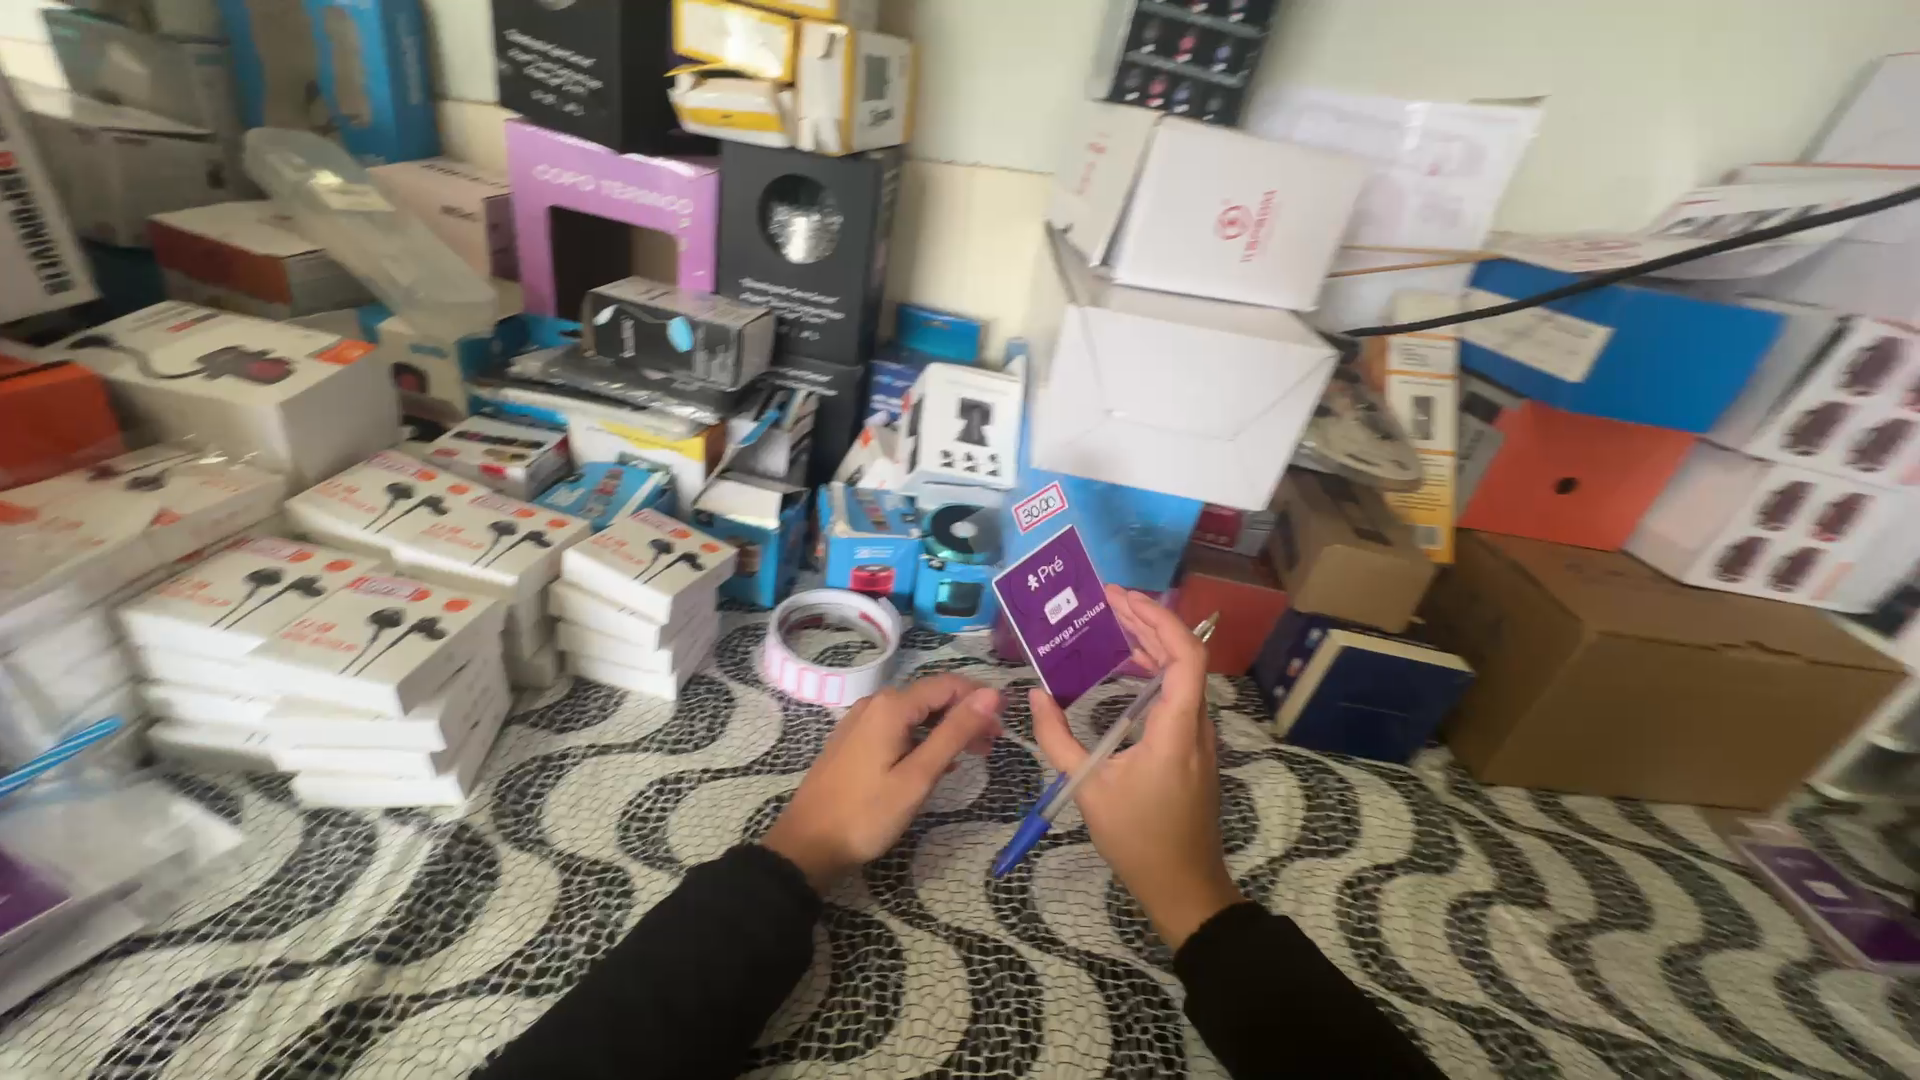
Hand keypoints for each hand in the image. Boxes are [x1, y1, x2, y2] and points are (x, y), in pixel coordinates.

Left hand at [764, 674, 1001, 891]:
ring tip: (971, 756)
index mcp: (891, 707)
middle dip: (965, 715)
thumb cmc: (866, 814)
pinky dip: (922, 739)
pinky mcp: (854, 740)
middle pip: (932, 697)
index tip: (1003, 725)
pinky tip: (935, 764)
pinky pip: (897, 728)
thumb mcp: (918, 776)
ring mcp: (860, 721)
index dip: (980, 699)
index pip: (948, 684)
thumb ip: (954, 733)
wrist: (806, 845)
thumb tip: (990, 694)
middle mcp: (875, 703)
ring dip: (946, 728)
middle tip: (991, 747)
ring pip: (915, 713)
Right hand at [1030, 586, 1242, 949]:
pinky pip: (1178, 693)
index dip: (1157, 620)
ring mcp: (1199, 735)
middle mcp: (1196, 724)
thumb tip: (1035, 694)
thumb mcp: (1087, 787)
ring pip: (1183, 674)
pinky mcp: (1192, 746)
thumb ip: (1057, 738)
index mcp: (1177, 729)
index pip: (1185, 656)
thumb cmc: (1137, 839)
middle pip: (1183, 656)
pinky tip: (1126, 669)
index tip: (1120, 600)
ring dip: (1151, 644)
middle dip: (1147, 621)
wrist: (1184, 886)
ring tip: (1112, 624)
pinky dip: (1154, 670)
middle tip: (1107, 601)